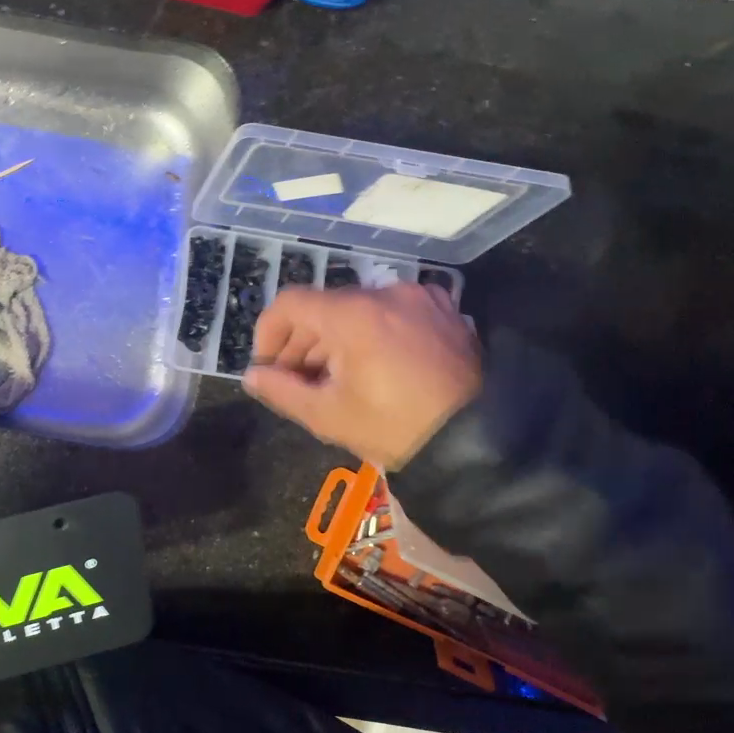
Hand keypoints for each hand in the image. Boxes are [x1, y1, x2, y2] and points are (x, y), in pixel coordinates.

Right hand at [242, 284, 481, 468]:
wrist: (480, 439)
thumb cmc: (395, 427)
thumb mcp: (328, 415)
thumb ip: (281, 390)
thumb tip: (252, 376)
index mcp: (351, 314)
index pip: (289, 303)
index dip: (268, 333)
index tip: (268, 366)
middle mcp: (384, 293)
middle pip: (324, 307)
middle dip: (302, 343)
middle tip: (298, 382)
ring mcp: (419, 298)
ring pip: (358, 309)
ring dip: (336, 339)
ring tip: (338, 380)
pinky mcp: (444, 310)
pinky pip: (392, 313)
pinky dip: (372, 332)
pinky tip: (376, 368)